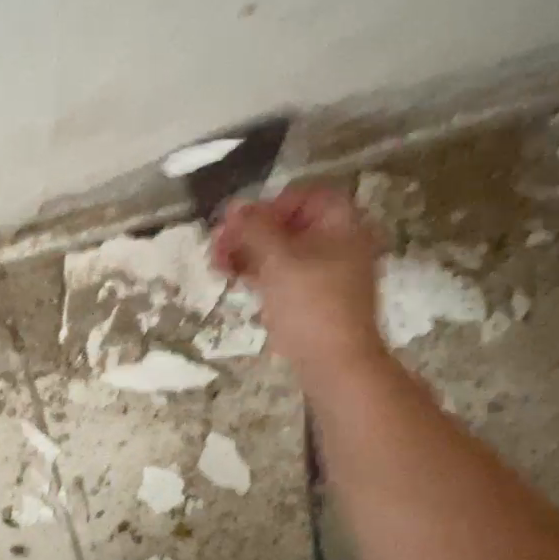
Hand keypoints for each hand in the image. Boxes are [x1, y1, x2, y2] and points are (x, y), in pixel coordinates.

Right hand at [210, 181, 386, 380]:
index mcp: (342, 226)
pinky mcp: (311, 299)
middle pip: (289, 223)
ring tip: (216, 262)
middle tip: (218, 241)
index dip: (273, 202)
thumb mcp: (278, 259)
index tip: (245, 221)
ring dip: (247, 250)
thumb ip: (254, 227)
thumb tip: (235, 206)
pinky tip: (231, 277)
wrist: (335, 364)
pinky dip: (257, 271)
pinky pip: (282, 274)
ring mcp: (325, 273)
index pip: (308, 195)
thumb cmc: (310, 305)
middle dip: (251, 229)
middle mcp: (337, 244)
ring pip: (281, 250)